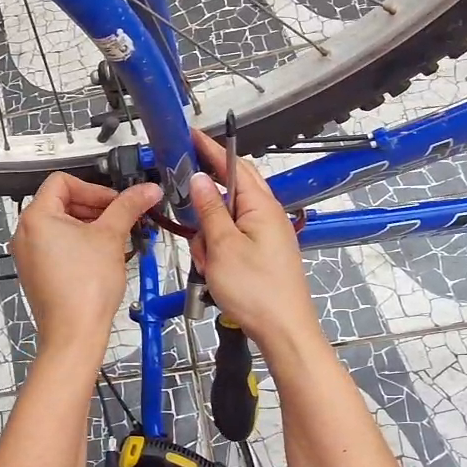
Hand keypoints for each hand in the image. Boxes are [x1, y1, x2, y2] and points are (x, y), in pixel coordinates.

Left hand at [11, 173, 161, 356]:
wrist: (74, 333)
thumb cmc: (85, 287)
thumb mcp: (111, 237)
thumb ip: (128, 207)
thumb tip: (147, 190)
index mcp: (36, 217)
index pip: (63, 182)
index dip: (93, 188)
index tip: (116, 202)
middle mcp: (25, 233)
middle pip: (62, 203)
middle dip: (96, 208)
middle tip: (122, 218)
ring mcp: (29, 254)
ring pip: (62, 226)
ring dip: (91, 226)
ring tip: (117, 239)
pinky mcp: (37, 272)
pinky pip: (58, 246)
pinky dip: (80, 244)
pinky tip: (104, 256)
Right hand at [187, 130, 323, 356]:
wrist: (283, 331)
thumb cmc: (256, 290)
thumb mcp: (222, 246)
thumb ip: (209, 209)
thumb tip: (198, 178)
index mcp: (261, 206)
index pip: (234, 165)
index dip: (211, 149)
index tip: (191, 135)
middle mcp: (266, 215)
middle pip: (230, 191)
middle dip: (204, 202)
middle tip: (183, 203)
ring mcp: (264, 236)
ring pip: (225, 220)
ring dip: (208, 235)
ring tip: (206, 259)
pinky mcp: (260, 254)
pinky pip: (230, 240)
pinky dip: (216, 251)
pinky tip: (212, 269)